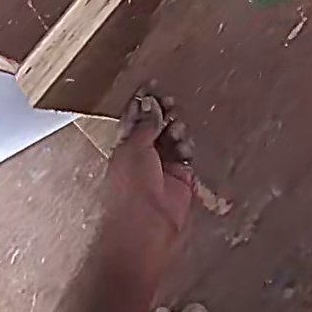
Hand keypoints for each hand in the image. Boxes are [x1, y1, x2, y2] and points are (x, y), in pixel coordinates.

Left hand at [96, 92, 194, 287]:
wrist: (145, 226)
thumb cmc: (130, 187)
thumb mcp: (134, 149)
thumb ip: (146, 127)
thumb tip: (151, 106)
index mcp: (125, 145)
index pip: (134, 118)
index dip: (143, 102)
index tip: (153, 86)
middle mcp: (143, 154)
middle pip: (155, 126)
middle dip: (163, 113)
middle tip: (171, 102)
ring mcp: (162, 166)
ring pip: (172, 138)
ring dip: (175, 129)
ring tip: (177, 128)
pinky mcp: (180, 178)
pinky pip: (186, 156)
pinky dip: (186, 147)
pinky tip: (185, 145)